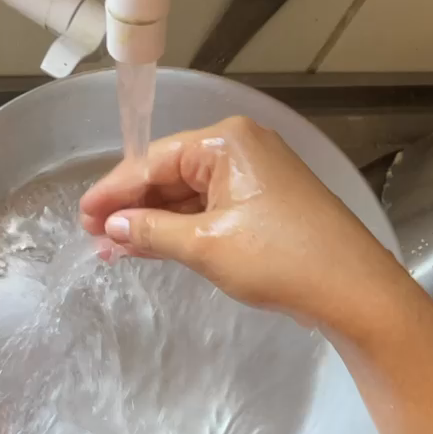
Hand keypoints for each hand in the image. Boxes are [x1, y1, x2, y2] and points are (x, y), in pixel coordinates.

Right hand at [79, 115, 400, 322]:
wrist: (351, 290)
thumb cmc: (279, 258)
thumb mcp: (206, 245)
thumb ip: (152, 232)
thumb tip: (110, 228)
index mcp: (226, 143)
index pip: (153, 161)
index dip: (114, 191)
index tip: (81, 216)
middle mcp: (239, 151)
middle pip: (168, 175)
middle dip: (130, 209)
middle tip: (92, 237)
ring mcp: (252, 179)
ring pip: (186, 198)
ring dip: (151, 224)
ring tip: (112, 249)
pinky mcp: (261, 207)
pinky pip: (206, 213)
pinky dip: (178, 232)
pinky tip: (149, 249)